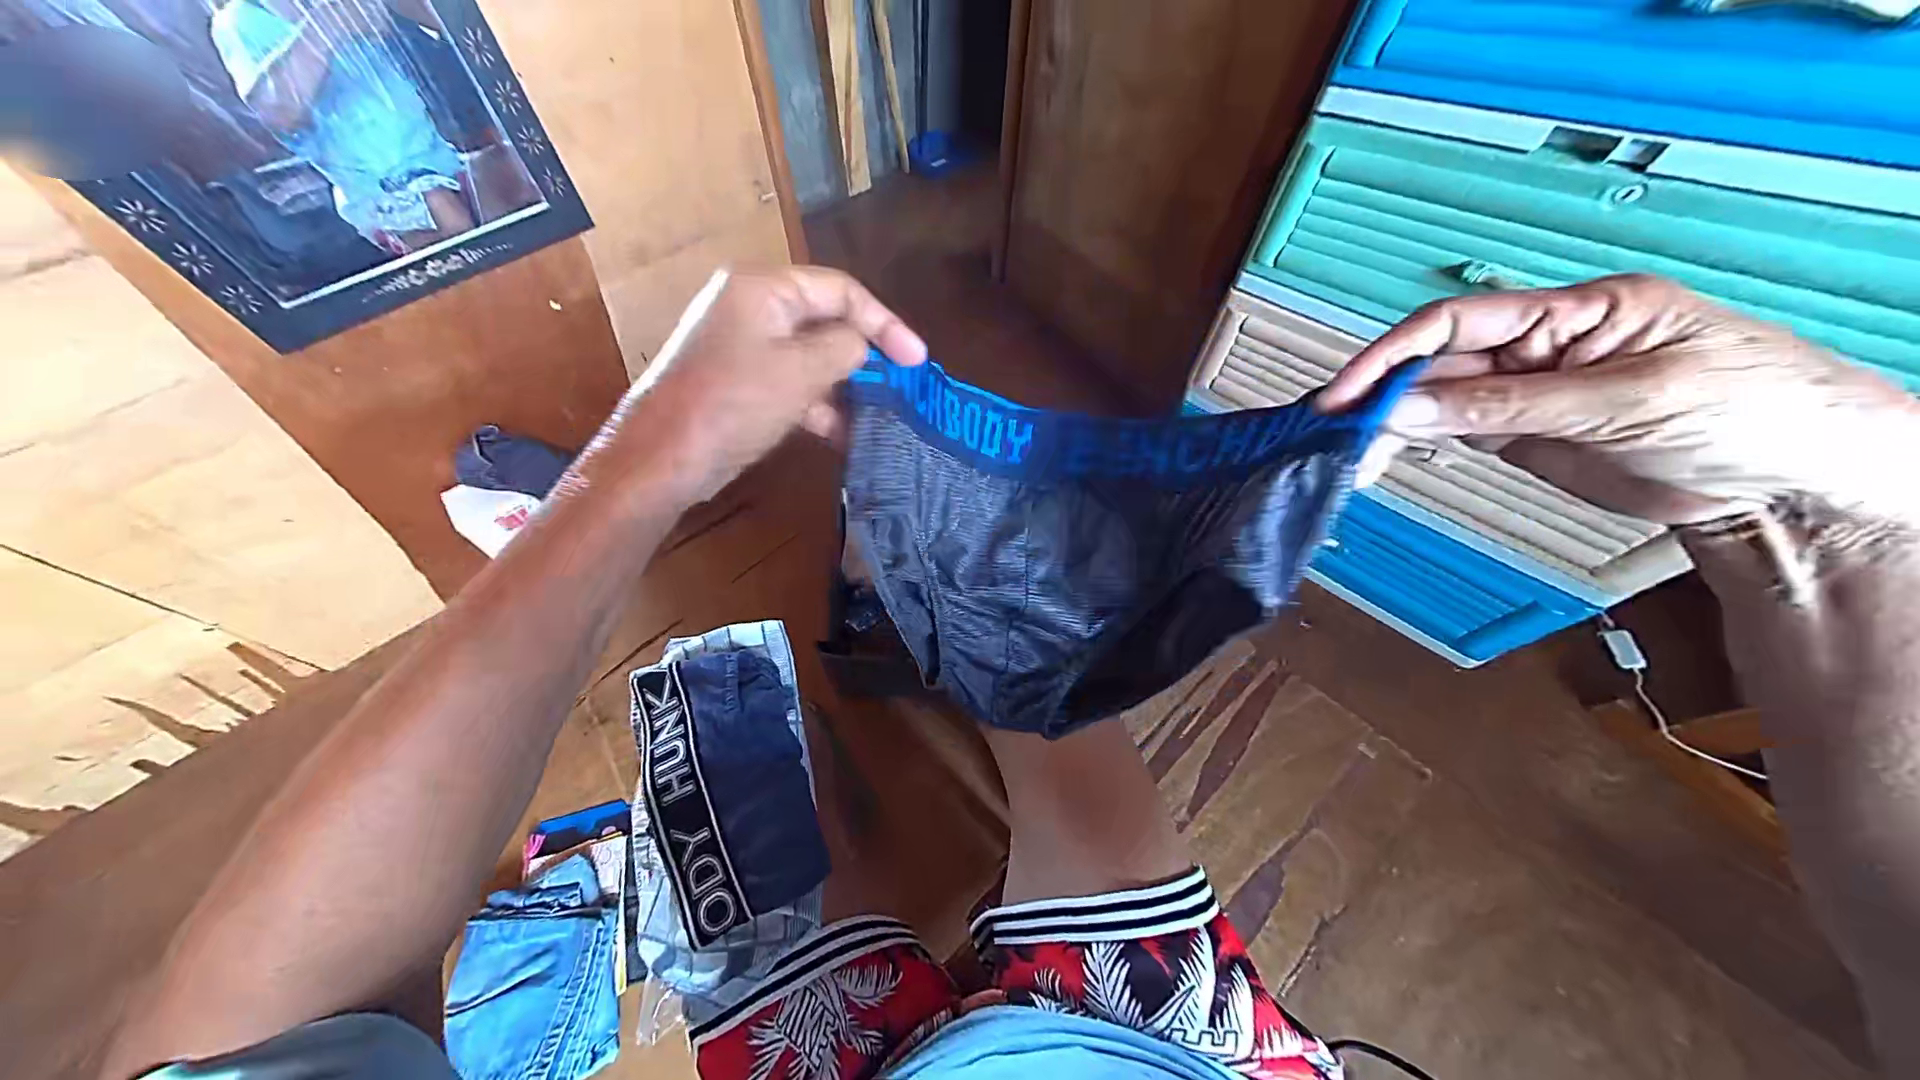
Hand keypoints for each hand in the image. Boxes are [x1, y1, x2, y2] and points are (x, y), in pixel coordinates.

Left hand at [579, 266, 926, 504]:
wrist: (663, 458)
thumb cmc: (732, 405)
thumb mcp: (799, 372)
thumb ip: (844, 348)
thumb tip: (862, 346)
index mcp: (764, 289)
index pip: (841, 290)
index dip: (884, 323)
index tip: (916, 360)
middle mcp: (753, 308)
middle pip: (827, 322)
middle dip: (864, 356)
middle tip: (900, 386)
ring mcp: (744, 347)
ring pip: (812, 358)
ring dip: (844, 387)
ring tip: (877, 417)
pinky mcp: (741, 382)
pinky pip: (792, 384)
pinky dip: (818, 405)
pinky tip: (843, 435)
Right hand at [1321, 275, 1919, 524]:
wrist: (1794, 482)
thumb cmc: (1756, 412)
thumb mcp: (1625, 401)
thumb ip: (1507, 405)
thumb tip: (1410, 409)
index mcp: (1574, 314)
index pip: (1456, 322)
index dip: (1391, 355)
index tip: (1348, 392)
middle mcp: (1536, 348)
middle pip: (1432, 365)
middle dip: (1379, 397)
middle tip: (1338, 431)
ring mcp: (1522, 393)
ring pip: (1430, 404)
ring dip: (1387, 428)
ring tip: (1355, 457)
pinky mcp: (1515, 434)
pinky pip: (1446, 433)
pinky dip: (1409, 447)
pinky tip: (1383, 460)